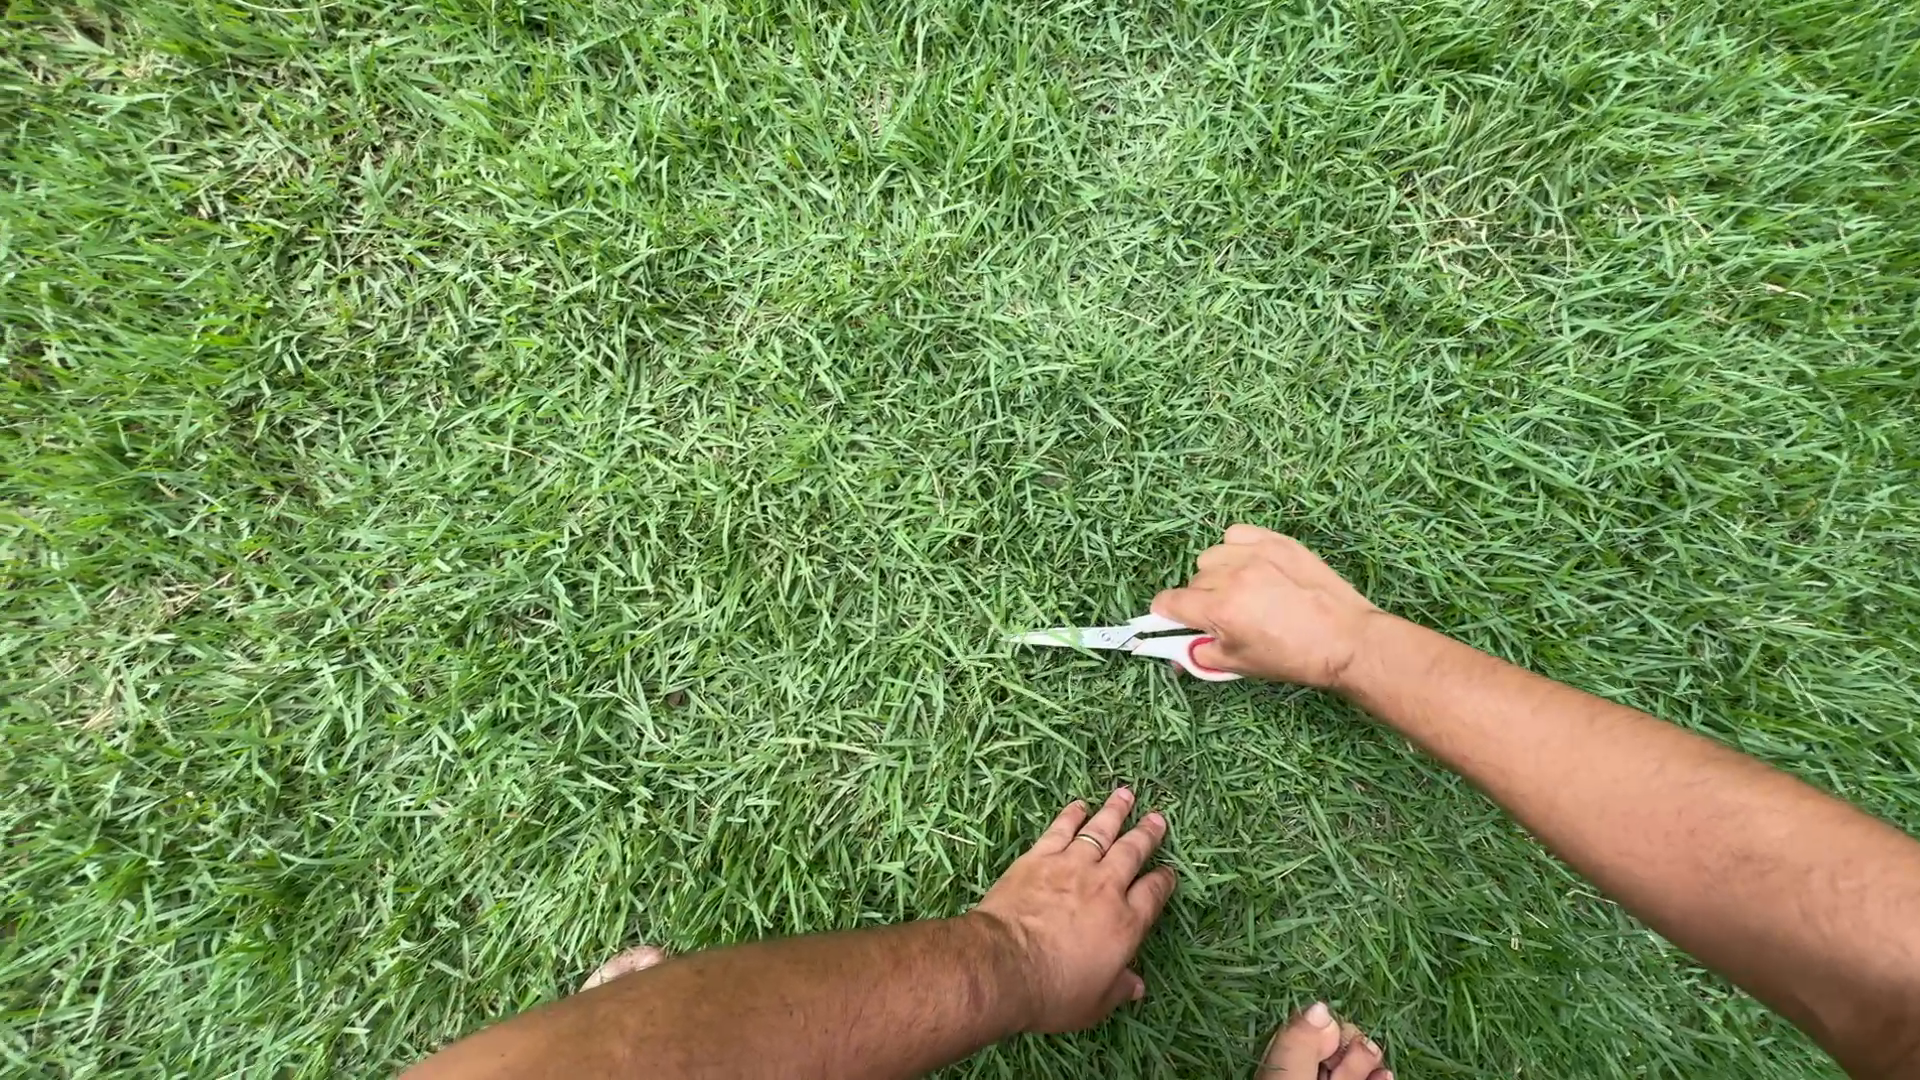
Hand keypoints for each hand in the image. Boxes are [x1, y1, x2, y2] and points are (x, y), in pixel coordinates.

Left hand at [969, 788, 1176, 1032]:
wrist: (1006, 964)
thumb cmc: (1054, 991)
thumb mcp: (1095, 1003)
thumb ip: (1118, 989)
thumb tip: (1136, 986)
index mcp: (1126, 923)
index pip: (1153, 894)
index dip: (1163, 881)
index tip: (1168, 871)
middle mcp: (1105, 886)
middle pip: (1132, 852)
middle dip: (1147, 834)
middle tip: (1157, 818)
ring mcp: (1072, 866)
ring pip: (1100, 830)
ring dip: (1114, 811)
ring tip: (1125, 794)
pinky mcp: (1041, 856)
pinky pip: (1061, 828)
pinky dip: (1072, 814)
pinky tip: (1079, 805)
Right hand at [1151, 523, 1380, 687]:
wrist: (1348, 640)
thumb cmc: (1294, 658)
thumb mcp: (1240, 665)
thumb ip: (1200, 655)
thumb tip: (1177, 653)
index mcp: (1220, 610)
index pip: (1167, 602)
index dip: (1165, 614)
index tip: (1176, 620)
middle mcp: (1232, 576)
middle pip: (1192, 582)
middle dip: (1201, 600)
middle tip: (1226, 616)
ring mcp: (1255, 554)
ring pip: (1211, 557)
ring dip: (1217, 574)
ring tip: (1242, 589)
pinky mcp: (1276, 541)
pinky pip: (1235, 535)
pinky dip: (1236, 549)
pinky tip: (1251, 566)